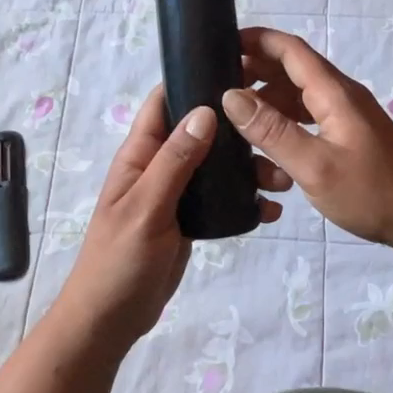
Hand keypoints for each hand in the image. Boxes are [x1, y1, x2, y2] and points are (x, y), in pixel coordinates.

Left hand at [55, 85, 292, 342]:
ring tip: (281, 180)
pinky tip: (271, 209)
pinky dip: (246, 200)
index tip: (237, 71)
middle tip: (277, 130)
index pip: (166, 102)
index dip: (194, 79)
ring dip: (248, 168)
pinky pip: (222, 199)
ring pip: (217, 166)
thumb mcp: (146, 207)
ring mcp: (176, 192)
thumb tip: (206, 111)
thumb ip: (175, 161)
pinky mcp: (190, 219)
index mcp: (140, 154)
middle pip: (201, 131)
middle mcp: (159, 165)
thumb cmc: (118, 260)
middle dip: (237, 128)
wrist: (110, 321)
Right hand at [228, 28, 392, 253]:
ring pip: (298, 95)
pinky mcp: (348, 135)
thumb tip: (230, 96)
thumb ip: (272, 131)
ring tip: (234, 120)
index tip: (220, 43)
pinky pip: (309, 116)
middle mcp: (340, 95)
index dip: (256, 40)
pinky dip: (284, 123)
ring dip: (267, 102)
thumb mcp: (314, 166)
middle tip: (216, 86)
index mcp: (334, 92)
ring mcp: (346, 115)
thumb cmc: (371, 193)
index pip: (290, 50)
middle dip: (254, 71)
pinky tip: (266, 148)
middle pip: (291, 69)